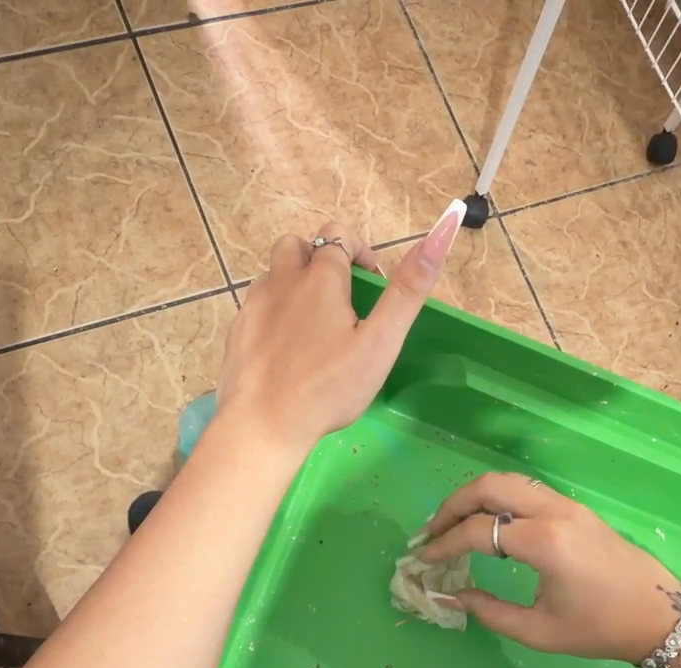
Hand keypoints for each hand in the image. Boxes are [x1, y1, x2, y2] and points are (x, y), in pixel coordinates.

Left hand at [214, 202, 464, 452]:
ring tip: (314, 325)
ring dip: (295, 285)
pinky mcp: (237, 333)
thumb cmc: (329, 387)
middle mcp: (282, 282)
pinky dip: (274, 314)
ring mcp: (254, 307)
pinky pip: (257, 308)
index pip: (338, 236)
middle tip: (341, 299)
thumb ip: (408, 290)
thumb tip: (443, 229)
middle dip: (321, 260)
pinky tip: (287, 349)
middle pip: (298, 246)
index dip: (360, 253)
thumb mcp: (380, 341)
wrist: (264, 424)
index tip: (372, 286)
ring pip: (274, 276)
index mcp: (320, 279)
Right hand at [415, 473, 680, 663]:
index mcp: (545, 543)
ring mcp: (567, 505)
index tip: (423, 561)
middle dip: (451, 506)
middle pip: (489, 487)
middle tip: (430, 533)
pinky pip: (526, 491)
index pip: (478, 531)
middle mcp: (554, 513)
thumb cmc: (601, 629)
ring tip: (451, 526)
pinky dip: (497, 500)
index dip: (443, 545)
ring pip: (508, 482)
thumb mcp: (540, 632)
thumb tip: (453, 596)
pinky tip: (486, 526)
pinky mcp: (575, 508)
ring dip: (473, 498)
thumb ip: (490, 613)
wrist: (660, 615)